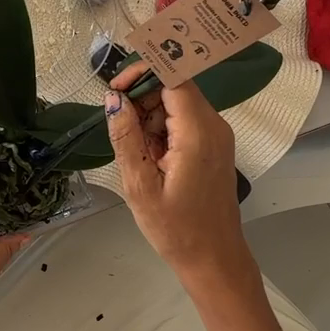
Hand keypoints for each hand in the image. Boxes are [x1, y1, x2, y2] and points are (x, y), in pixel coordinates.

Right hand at [105, 62, 252, 275]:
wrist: (213, 258)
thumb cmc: (175, 229)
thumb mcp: (140, 185)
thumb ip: (126, 137)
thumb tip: (112, 98)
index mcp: (198, 132)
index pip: (173, 76)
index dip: (142, 73)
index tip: (115, 90)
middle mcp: (214, 125)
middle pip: (174, 86)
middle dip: (142, 99)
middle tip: (121, 131)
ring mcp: (217, 134)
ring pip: (177, 104)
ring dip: (150, 118)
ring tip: (138, 154)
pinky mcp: (213, 145)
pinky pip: (184, 121)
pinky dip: (162, 131)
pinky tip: (151, 160)